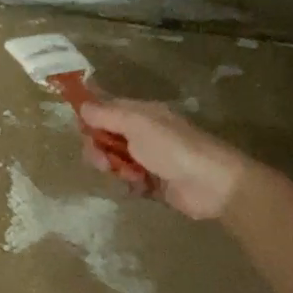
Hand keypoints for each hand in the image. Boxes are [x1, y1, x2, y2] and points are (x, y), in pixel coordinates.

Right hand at [79, 100, 253, 218]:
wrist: (211, 184)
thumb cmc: (173, 148)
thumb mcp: (137, 124)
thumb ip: (108, 114)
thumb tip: (82, 105)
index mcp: (141, 114)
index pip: (106, 110)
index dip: (90, 118)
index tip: (81, 131)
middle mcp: (143, 133)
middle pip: (106, 138)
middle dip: (99, 149)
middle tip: (102, 161)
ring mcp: (148, 158)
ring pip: (115, 161)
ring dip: (115, 168)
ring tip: (129, 176)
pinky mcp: (153, 182)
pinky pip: (128, 181)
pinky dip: (128, 185)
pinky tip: (137, 187)